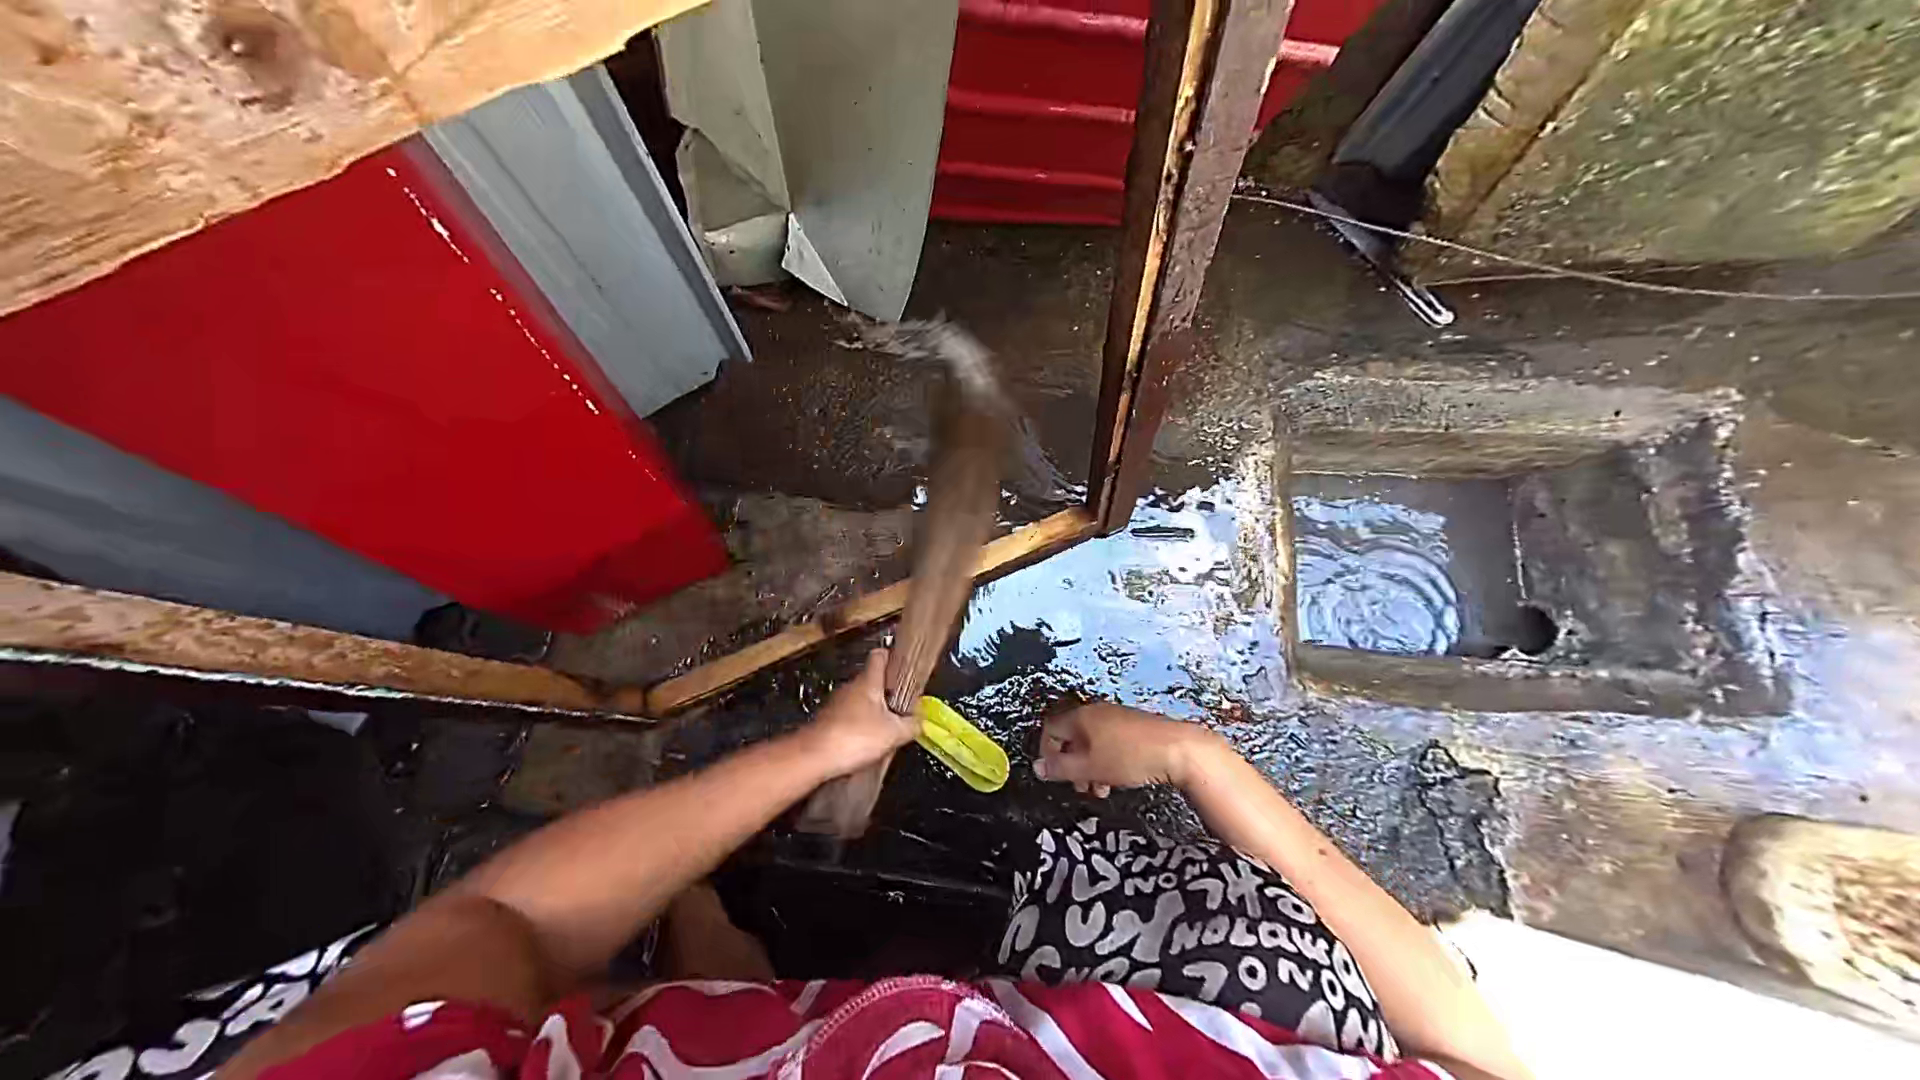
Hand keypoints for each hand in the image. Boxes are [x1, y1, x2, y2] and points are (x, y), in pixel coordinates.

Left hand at [799, 649, 918, 774]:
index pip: (880, 656)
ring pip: (860, 700)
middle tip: (903, 708)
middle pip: (872, 681)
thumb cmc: (855, 737)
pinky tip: (866, 743)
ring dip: (874, 711)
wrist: (815, 757)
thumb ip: (912, 724)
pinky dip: (859, 726)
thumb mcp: (894, 733)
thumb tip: (920, 721)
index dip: (892, 657)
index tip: (902, 666)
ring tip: (887, 729)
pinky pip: (848, 717)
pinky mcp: (828, 721)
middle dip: (888, 693)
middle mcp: (851, 687)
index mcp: (868, 682)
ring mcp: (837, 703)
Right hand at [1034, 703, 1223, 795]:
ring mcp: (1117, 717)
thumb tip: (1037, 767)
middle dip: (1072, 763)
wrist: (1179, 750)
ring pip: (1092, 741)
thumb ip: (1061, 769)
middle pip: (1072, 736)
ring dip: (1090, 765)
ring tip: (1102, 787)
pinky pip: (1109, 741)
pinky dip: (1107, 759)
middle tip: (1080, 786)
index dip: (1047, 752)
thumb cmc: (1132, 756)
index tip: (1053, 773)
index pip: (1050, 729)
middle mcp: (1097, 712)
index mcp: (1081, 716)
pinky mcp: (1134, 726)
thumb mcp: (1090, 768)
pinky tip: (1119, 777)